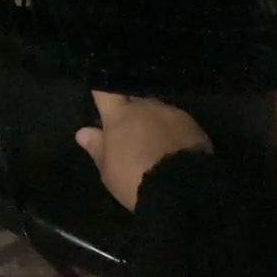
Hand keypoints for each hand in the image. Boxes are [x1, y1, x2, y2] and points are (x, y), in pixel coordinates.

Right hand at [76, 92, 211, 210]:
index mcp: (120, 115)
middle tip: (128, 125)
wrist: (181, 187)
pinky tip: (173, 146)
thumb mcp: (109, 171)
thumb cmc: (135, 180)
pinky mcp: (192, 124)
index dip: (102, 89)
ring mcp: (171, 112)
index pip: (105, 91)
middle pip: (133, 99)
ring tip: (153, 140)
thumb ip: (98, 148)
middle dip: (130, 108)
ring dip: (152, 120)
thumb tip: (83, 132)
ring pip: (156, 109)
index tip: (101, 91)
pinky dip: (171, 130)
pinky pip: (176, 121)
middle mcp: (145, 105)